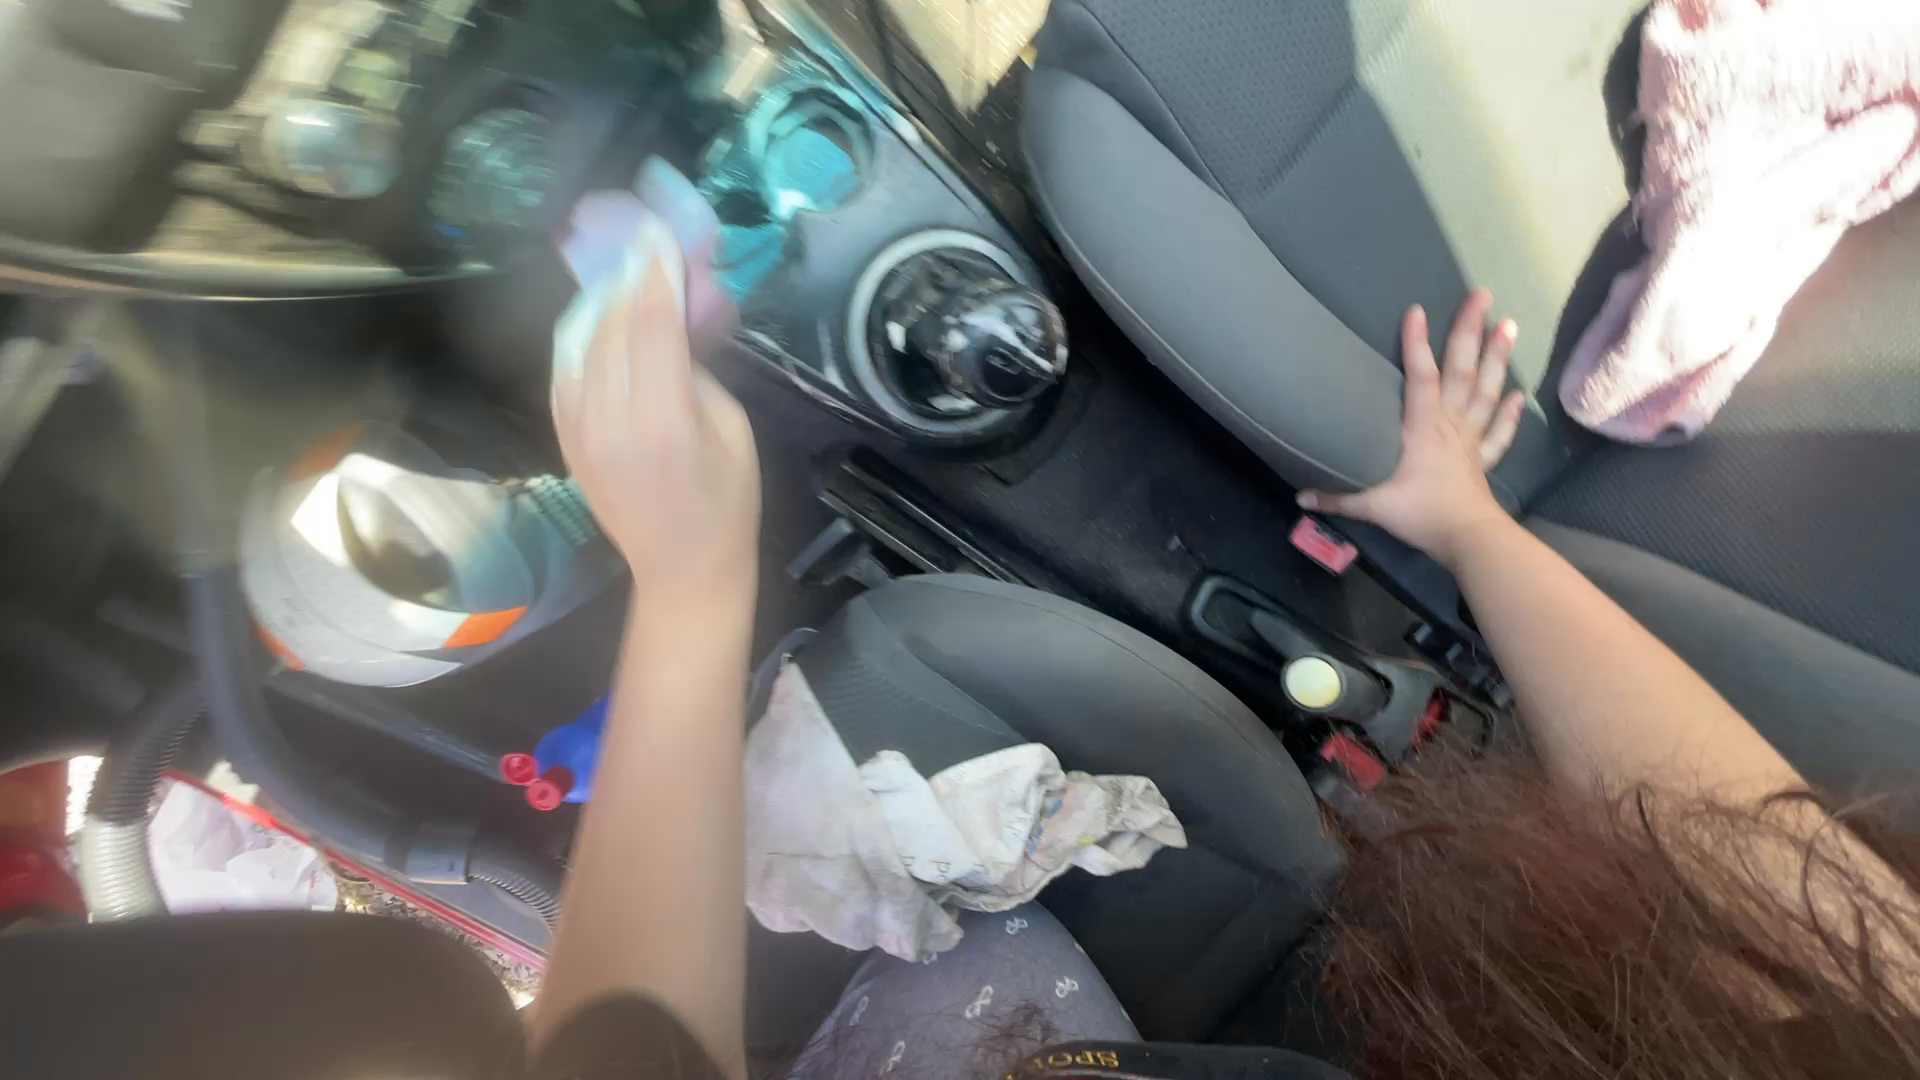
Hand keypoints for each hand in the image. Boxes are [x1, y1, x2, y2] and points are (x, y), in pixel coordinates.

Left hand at [552, 216, 760, 604]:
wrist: (683, 569)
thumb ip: (697, 375)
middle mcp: (609, 417)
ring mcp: (577, 428)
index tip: (659, 234)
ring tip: (624, 276)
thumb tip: (672, 332)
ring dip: (603, 302)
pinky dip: (583, 336)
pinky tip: (601, 320)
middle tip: (646, 247)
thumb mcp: (735, 433)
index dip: (656, 273)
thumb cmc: (728, 505)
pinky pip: (566, 369)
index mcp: (663, 420)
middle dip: (629, 278)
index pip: (652, 324)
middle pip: (611, 325)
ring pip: (579, 341)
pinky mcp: (564, 438)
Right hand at [1297, 289, 1524, 567]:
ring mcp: (1470, 440)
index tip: (1416, 310)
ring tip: (1509, 325)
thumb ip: (1335, 499)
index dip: (1416, 345)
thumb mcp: (1371, 507)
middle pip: (1463, 371)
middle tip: (1483, 295)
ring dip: (1498, 358)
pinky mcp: (1482, 460)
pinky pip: (1498, 431)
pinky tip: (1517, 394)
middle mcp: (1450, 425)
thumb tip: (1299, 497)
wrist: (1468, 538)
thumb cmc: (1420, 514)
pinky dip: (1509, 411)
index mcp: (1423, 430)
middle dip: (1471, 332)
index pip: (1421, 378)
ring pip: (1487, 391)